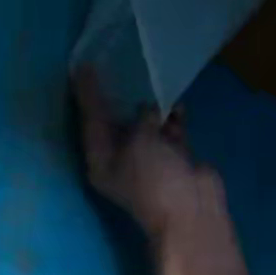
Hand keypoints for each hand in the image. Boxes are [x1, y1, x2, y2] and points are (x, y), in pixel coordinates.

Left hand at [72, 66, 252, 274]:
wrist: (193, 211)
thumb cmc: (155, 179)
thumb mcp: (139, 143)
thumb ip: (140, 120)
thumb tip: (151, 110)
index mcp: (101, 159)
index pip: (90, 119)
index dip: (86, 92)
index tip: (82, 65)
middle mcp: (121, 157)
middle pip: (115, 120)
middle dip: (117, 96)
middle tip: (115, 62)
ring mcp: (149, 157)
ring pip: (145, 123)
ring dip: (151, 106)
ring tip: (152, 79)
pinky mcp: (175, 155)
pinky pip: (170, 129)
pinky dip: (174, 118)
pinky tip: (179, 107)